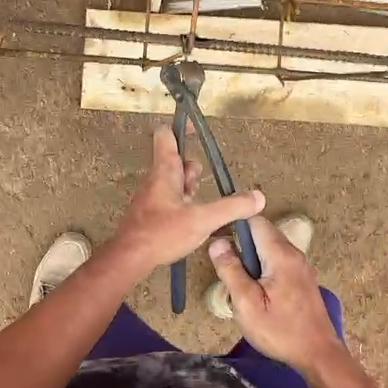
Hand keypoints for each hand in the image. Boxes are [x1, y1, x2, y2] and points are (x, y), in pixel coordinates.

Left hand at [107, 123, 264, 271]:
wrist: (129, 259)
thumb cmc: (161, 234)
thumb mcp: (202, 220)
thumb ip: (231, 207)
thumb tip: (258, 197)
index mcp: (164, 171)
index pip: (166, 135)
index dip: (181, 128)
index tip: (197, 130)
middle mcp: (155, 180)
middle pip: (174, 160)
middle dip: (192, 169)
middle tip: (200, 186)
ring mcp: (150, 197)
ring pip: (172, 182)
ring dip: (188, 189)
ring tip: (198, 206)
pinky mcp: (148, 214)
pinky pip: (167, 200)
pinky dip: (181, 204)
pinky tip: (189, 221)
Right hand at [208, 216, 349, 375]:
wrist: (317, 354)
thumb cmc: (280, 331)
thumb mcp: (246, 303)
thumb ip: (231, 270)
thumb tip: (217, 242)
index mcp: (281, 255)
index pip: (256, 221)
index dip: (234, 226)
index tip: (219, 244)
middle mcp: (295, 254)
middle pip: (263, 234)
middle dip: (242, 245)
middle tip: (226, 269)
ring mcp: (302, 267)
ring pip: (270, 249)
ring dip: (252, 259)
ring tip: (239, 283)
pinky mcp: (303, 280)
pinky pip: (279, 262)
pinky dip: (264, 269)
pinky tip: (257, 292)